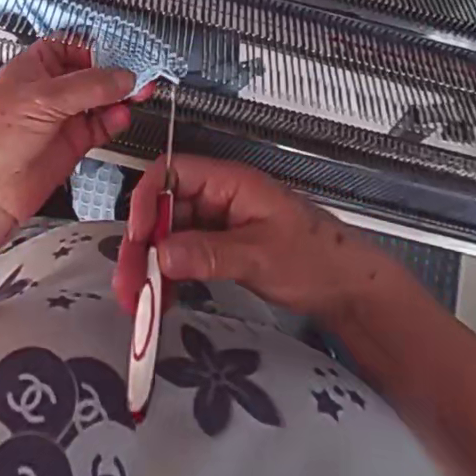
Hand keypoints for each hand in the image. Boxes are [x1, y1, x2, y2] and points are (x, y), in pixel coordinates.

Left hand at [0, 38, 138, 237]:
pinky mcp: (74, 142)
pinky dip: (116, 119)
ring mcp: (64, 116)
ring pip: (102, 98)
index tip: (125, 49)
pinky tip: (121, 116)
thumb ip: (88, 86)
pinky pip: (103, 124)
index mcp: (36, 66)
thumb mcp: (42, 100)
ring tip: (138, 92)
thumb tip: (122, 77)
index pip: (75, 44)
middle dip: (117, 71)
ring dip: (121, 95)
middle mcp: (51, 89)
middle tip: (140, 72)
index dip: (100, 45)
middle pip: (94, 71)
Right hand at [112, 155, 390, 320]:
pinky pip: (182, 256)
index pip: (172, 173)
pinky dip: (168, 277)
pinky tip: (160, 301)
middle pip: (163, 209)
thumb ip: (209, 253)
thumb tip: (161, 254)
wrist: (348, 287)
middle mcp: (217, 197)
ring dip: (149, 266)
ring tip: (137, 303)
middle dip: (141, 245)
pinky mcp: (218, 247)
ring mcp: (216, 223)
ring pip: (168, 236)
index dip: (147, 200)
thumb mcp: (261, 256)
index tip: (136, 237)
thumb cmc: (315, 258)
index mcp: (228, 182)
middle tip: (127, 284)